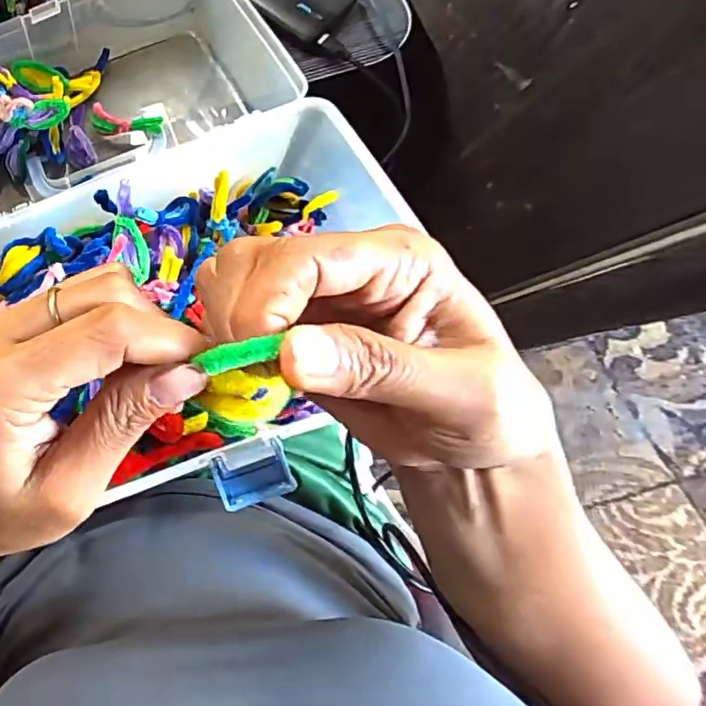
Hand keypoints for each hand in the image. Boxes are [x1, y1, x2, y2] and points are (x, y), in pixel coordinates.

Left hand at [0, 264, 209, 564]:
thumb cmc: (3, 515)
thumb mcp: (70, 491)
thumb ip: (123, 423)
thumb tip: (187, 373)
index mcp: (3, 384)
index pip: (103, 330)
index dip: (166, 339)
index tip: (206, 365)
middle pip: (101, 293)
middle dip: (156, 325)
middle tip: (182, 371)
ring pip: (92, 283)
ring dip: (137, 315)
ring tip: (154, 365)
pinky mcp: (7, 320)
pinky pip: (76, 294)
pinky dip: (114, 314)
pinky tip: (125, 354)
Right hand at [196, 226, 556, 470]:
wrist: (465, 448)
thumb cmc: (484, 413)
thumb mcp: (458, 393)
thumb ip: (377, 367)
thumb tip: (290, 353)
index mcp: (397, 259)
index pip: (306, 257)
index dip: (267, 302)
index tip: (260, 357)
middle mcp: (345, 263)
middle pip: (254, 257)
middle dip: (239, 314)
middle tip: (257, 371)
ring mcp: (310, 290)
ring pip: (230, 275)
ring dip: (224, 323)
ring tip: (257, 371)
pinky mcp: (285, 320)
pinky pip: (227, 310)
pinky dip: (221, 337)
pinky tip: (251, 370)